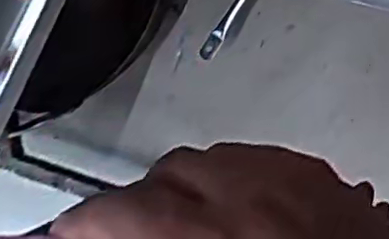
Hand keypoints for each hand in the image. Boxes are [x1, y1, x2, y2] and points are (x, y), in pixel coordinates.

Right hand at [51, 144, 388, 238]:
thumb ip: (167, 238)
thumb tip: (130, 232)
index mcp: (207, 230)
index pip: (122, 211)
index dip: (85, 223)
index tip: (69, 230)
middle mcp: (248, 191)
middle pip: (173, 170)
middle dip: (141, 197)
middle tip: (127, 226)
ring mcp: (288, 175)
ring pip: (220, 157)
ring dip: (193, 180)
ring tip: (185, 215)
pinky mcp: (318, 173)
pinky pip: (264, 158)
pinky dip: (241, 174)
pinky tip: (241, 204)